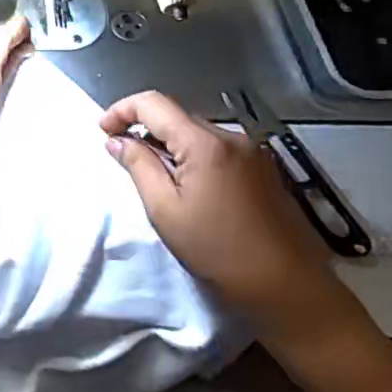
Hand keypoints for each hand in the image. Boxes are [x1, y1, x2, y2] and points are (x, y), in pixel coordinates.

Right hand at [101, 91, 333, 325]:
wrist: (288, 288)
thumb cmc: (219, 253)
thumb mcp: (167, 212)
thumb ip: (139, 167)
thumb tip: (117, 139)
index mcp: (205, 142)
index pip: (154, 103)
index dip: (123, 109)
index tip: (103, 129)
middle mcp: (230, 134)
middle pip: (177, 116)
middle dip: (146, 127)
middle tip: (123, 153)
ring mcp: (251, 149)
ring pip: (197, 131)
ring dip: (171, 143)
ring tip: (155, 174)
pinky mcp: (262, 165)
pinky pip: (217, 147)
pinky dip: (194, 154)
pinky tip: (190, 184)